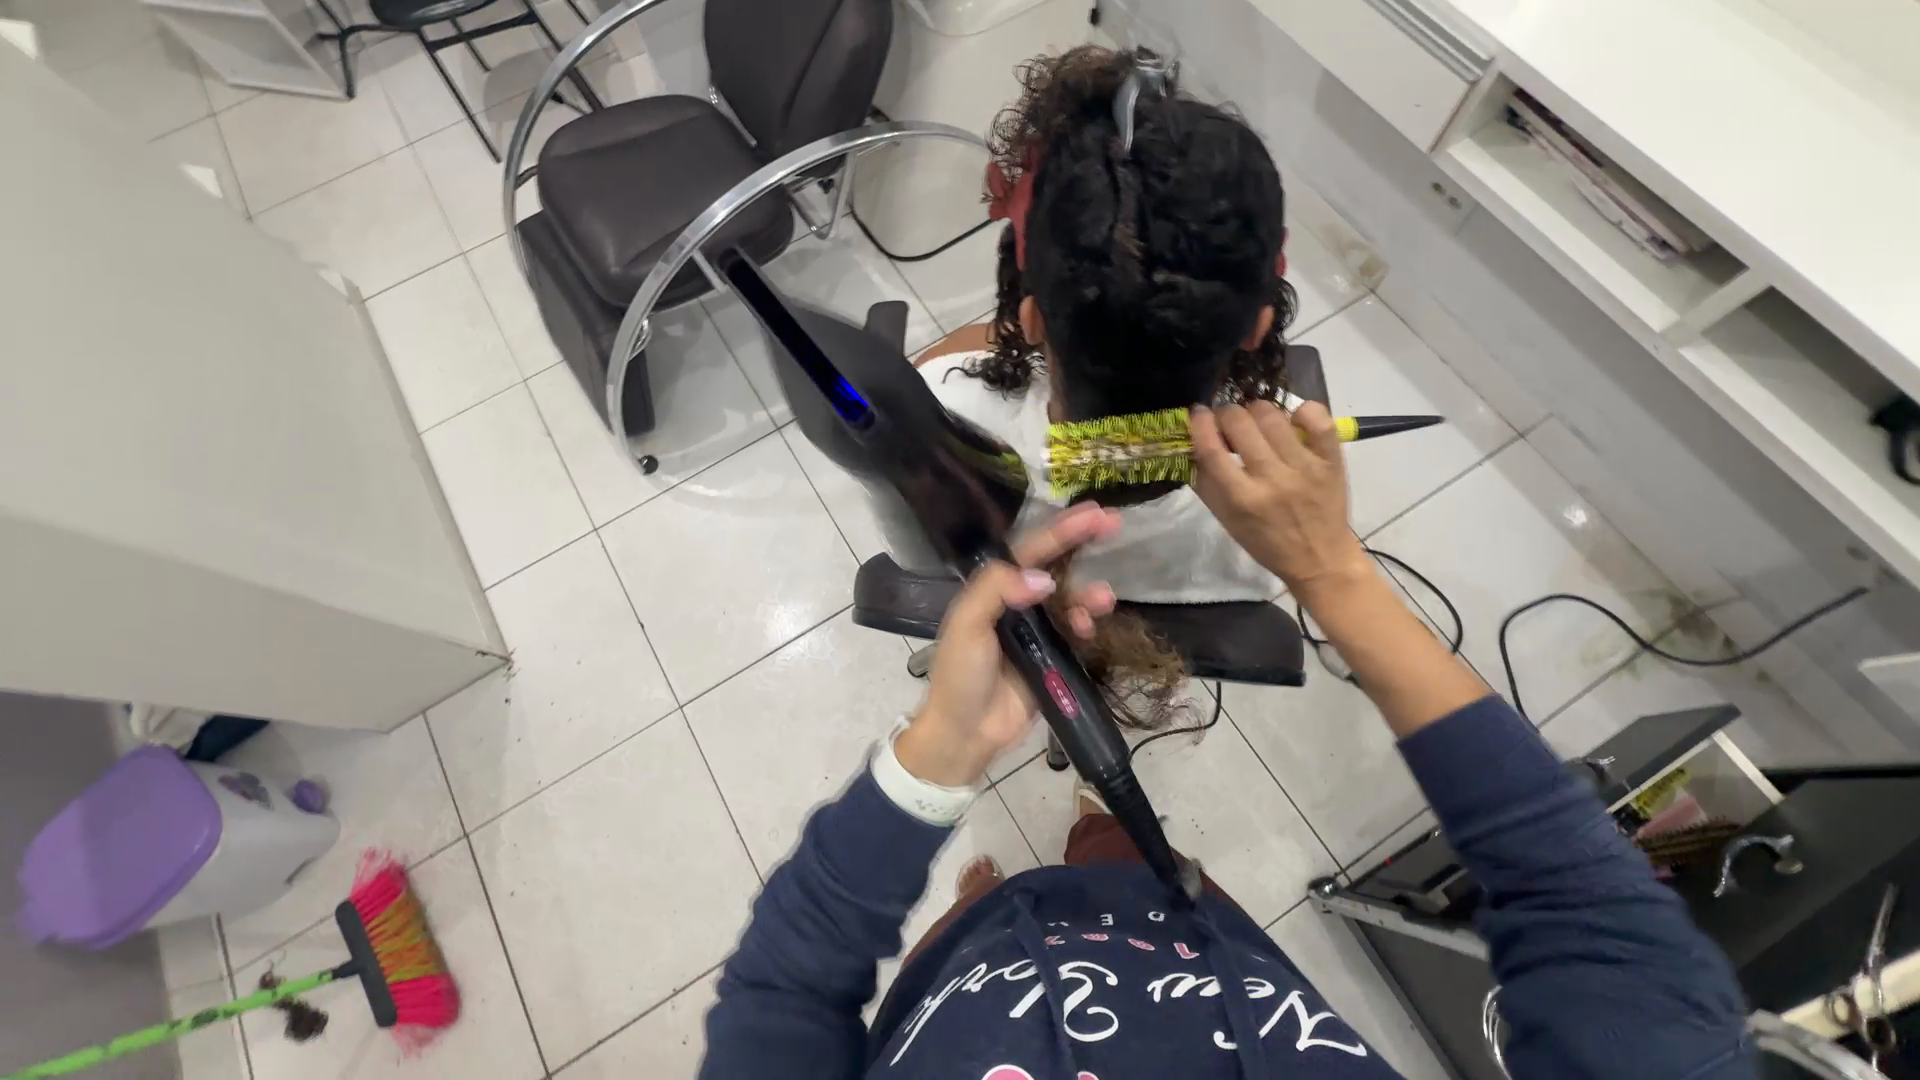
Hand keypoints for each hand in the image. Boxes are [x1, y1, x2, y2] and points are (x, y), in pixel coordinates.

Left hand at [895, 504, 1120, 786]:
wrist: (967, 732)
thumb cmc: (960, 674)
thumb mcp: (967, 624)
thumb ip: (997, 590)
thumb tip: (1044, 577)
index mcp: (991, 590)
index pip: (1029, 551)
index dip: (1060, 530)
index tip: (1093, 512)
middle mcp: (1016, 603)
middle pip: (1054, 566)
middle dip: (1083, 544)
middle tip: (1114, 524)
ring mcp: (1037, 631)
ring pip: (1070, 598)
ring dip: (1089, 592)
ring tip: (1105, 597)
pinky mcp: (1053, 657)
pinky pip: (1076, 631)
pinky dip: (1086, 623)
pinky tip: (1090, 625)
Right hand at [1191, 401, 1370, 601]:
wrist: (1320, 559)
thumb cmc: (1266, 543)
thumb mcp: (1227, 521)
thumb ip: (1207, 485)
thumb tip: (1191, 445)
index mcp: (1243, 499)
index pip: (1212, 450)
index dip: (1200, 424)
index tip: (1198, 413)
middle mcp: (1273, 479)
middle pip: (1240, 424)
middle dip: (1227, 413)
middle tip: (1227, 421)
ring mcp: (1305, 467)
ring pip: (1273, 416)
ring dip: (1256, 410)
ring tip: (1256, 420)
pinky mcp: (1331, 461)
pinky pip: (1318, 419)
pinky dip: (1302, 411)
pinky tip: (1292, 420)